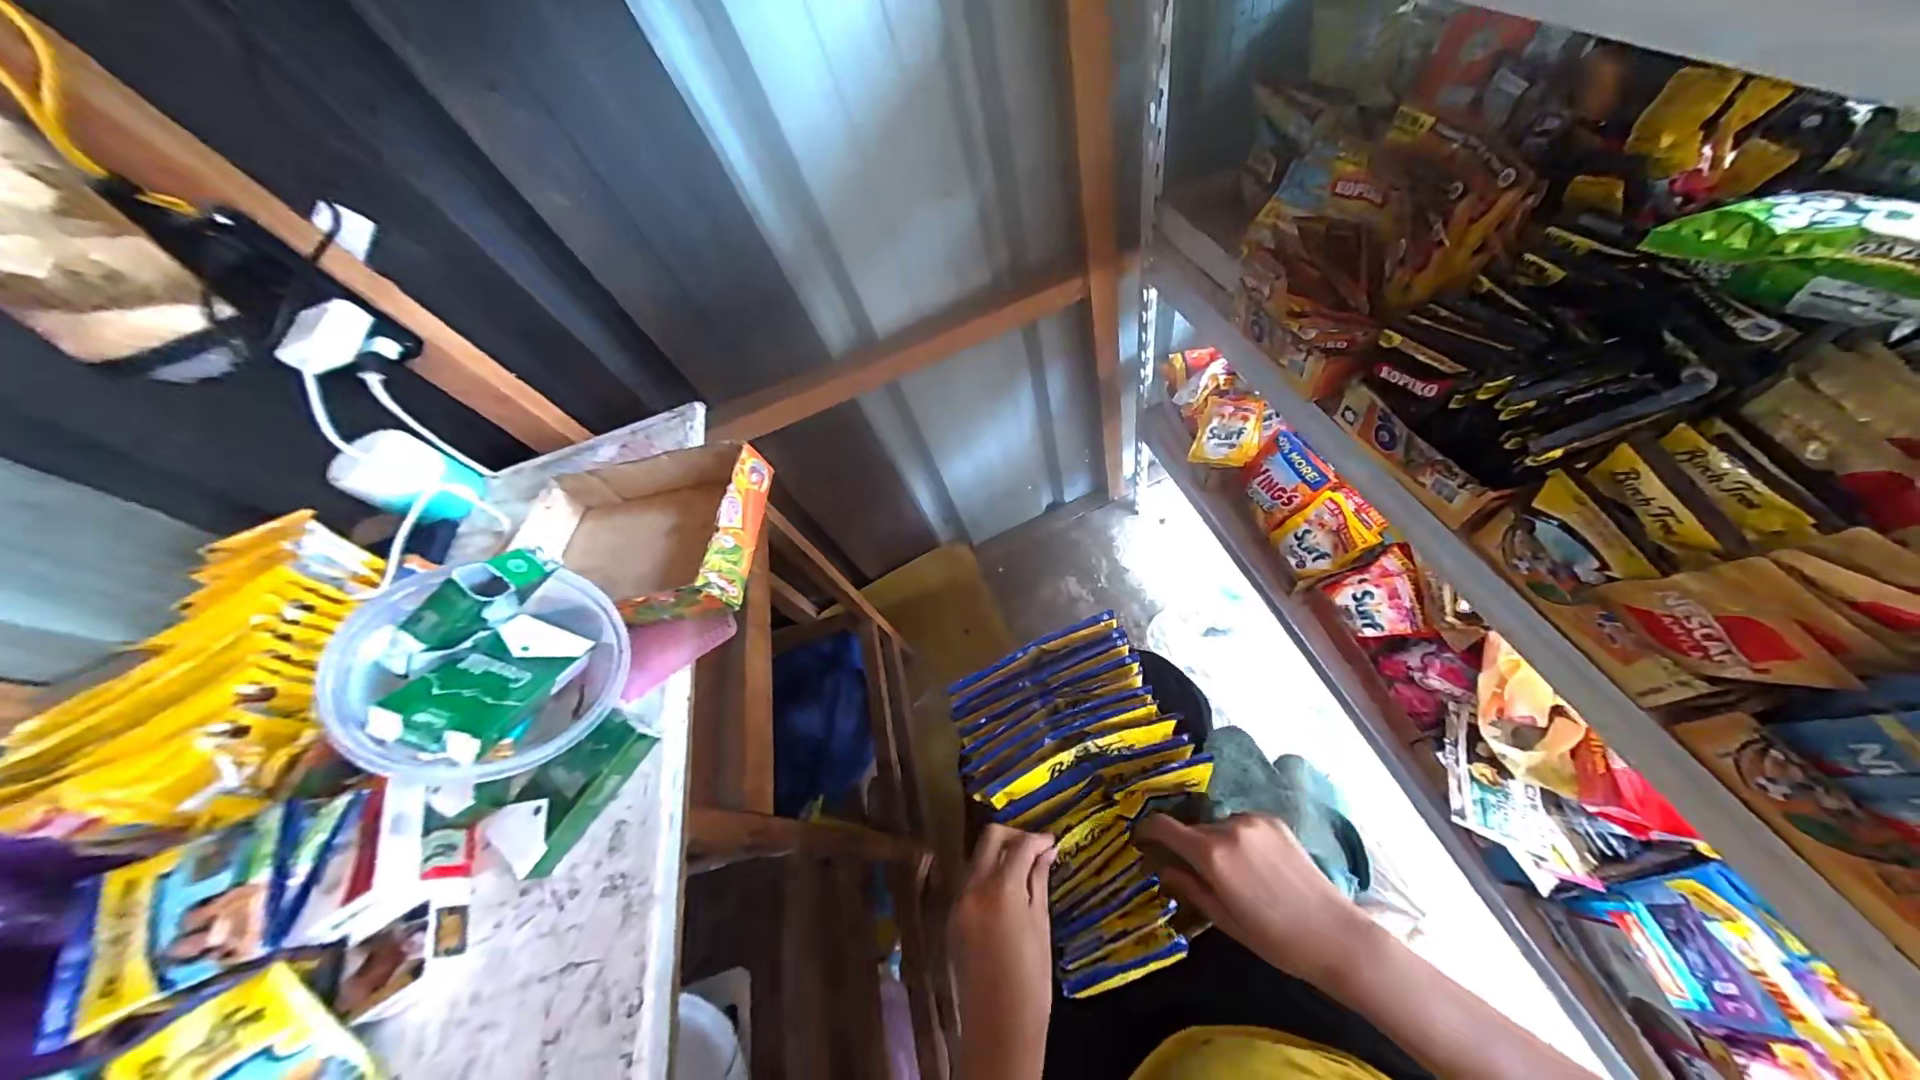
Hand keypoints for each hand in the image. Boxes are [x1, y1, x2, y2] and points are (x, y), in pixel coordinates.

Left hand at [948, 824, 1054, 1079]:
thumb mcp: (1041, 925)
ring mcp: (959, 900)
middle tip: (1036, 848)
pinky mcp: (953, 915)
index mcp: (1000, 889)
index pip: (1019, 846)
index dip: (1038, 839)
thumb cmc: (1031, 980)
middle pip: (989, 839)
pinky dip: (988, 874)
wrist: (998, 1025)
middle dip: (1013, 836)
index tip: (1052, 842)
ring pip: (977, 857)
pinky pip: (970, 880)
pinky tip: (1007, 889)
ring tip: (1024, 868)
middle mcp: (973, 887)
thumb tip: (1046, 852)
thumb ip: (1039, 881)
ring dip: (999, 854)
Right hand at [1134, 812, 1375, 987]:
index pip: (1163, 826)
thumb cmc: (1275, 939)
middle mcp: (1228, 828)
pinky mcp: (1274, 821)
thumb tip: (1161, 868)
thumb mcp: (1224, 919)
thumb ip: (1188, 887)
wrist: (1337, 936)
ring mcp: (1253, 821)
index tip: (1141, 840)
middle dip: (1186, 846)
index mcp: (1211, 855)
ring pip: (1217, 825)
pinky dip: (1237, 837)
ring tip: (1231, 872)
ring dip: (1214, 842)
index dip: (1147, 830)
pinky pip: (1241, 824)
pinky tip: (1254, 864)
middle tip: (1191, 870)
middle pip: (1192, 828)